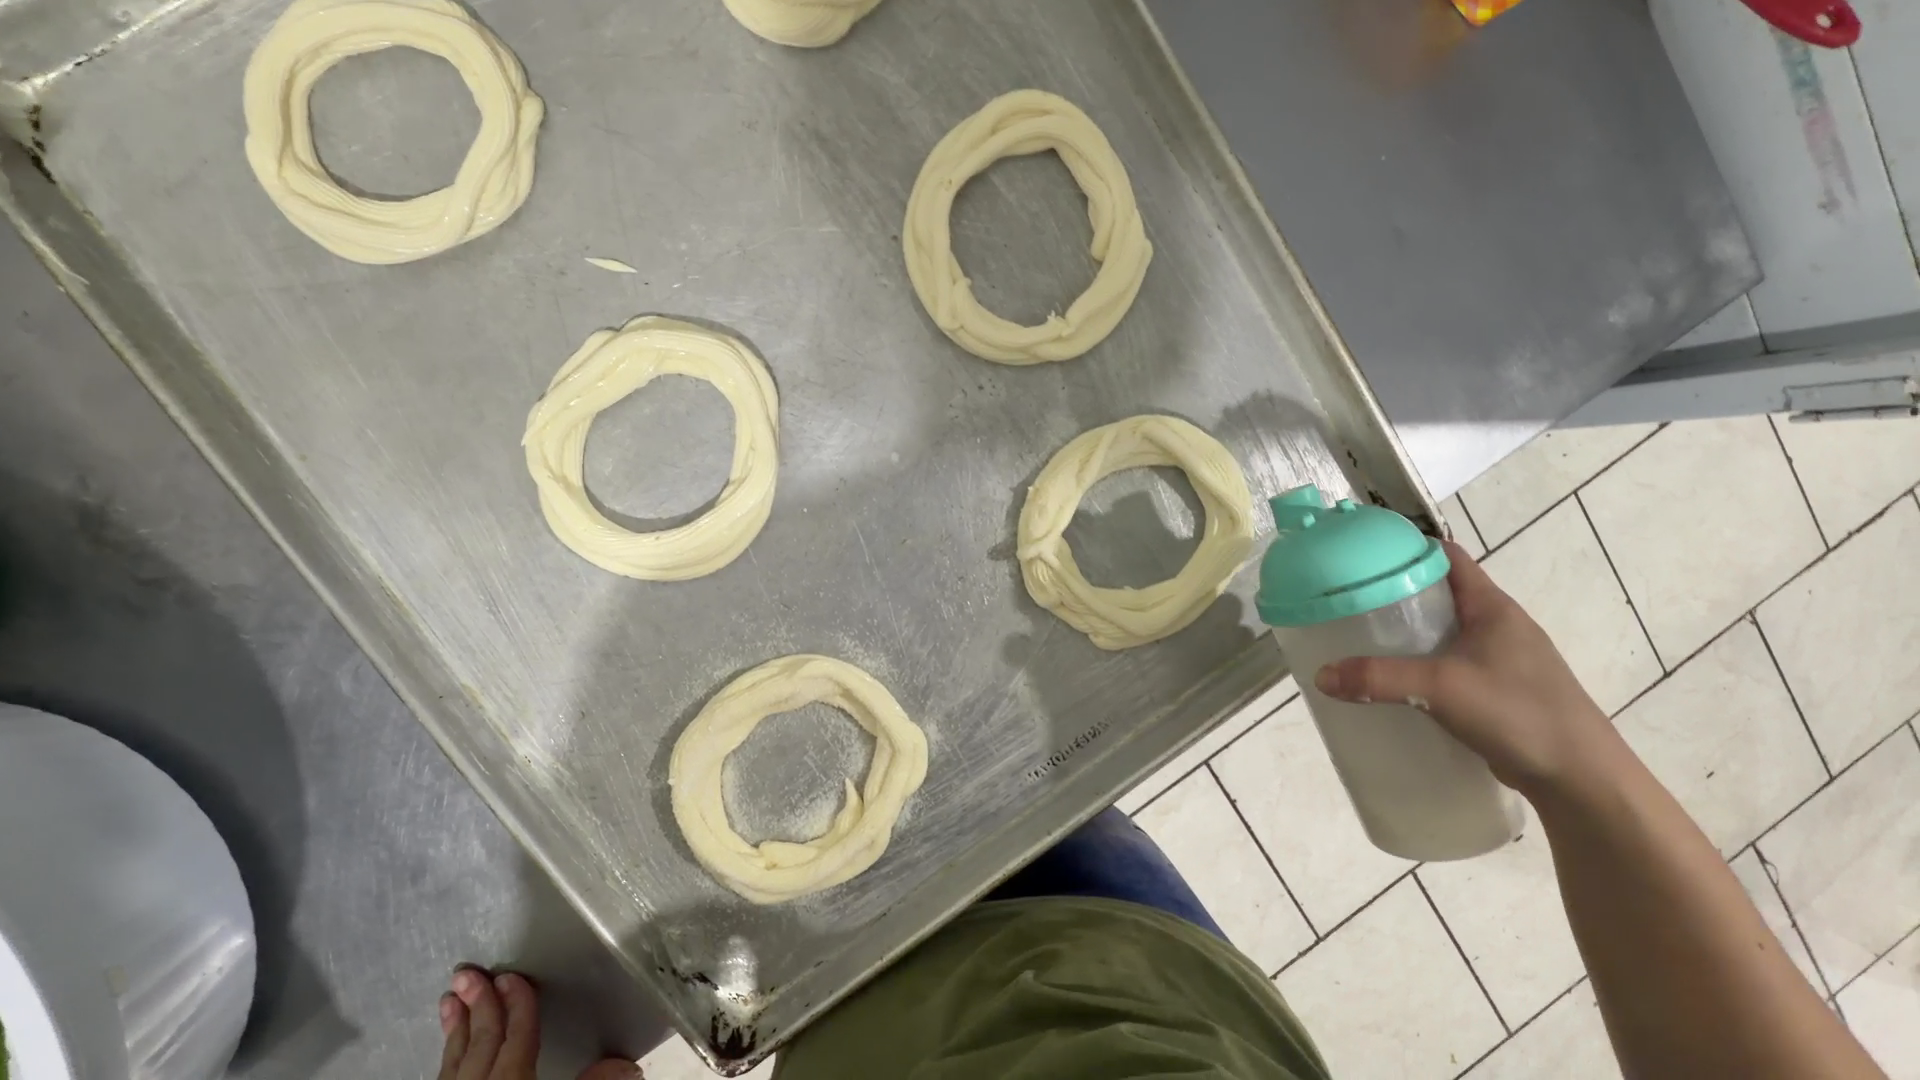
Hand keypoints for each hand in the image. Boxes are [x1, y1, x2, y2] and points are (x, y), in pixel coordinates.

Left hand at [438, 966, 640, 1079]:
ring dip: (454, 1031)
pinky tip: (447, 1055)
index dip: (518, 1007)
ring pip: (452, 1066)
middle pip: (480, 1047)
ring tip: (449, 1000)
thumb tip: (629, 1064)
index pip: (517, 1040)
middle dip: (479, 1008)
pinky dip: (444, 1061)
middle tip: (467, 972)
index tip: (512, 976)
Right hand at [1312, 539, 1626, 798]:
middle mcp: (1498, 625)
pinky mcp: (1499, 691)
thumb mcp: (1441, 688)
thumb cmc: (1518, 712)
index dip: (1407, 549)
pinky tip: (1397, 684)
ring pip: (1445, 633)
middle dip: (1397, 595)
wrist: (1580, 777)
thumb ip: (1379, 679)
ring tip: (1363, 642)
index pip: (1447, 557)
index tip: (1364, 555)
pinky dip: (1422, 667)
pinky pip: (1451, 666)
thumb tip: (1321, 675)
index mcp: (1492, 607)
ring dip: (1409, 635)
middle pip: (1440, 594)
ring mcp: (1501, 659)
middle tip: (1351, 602)